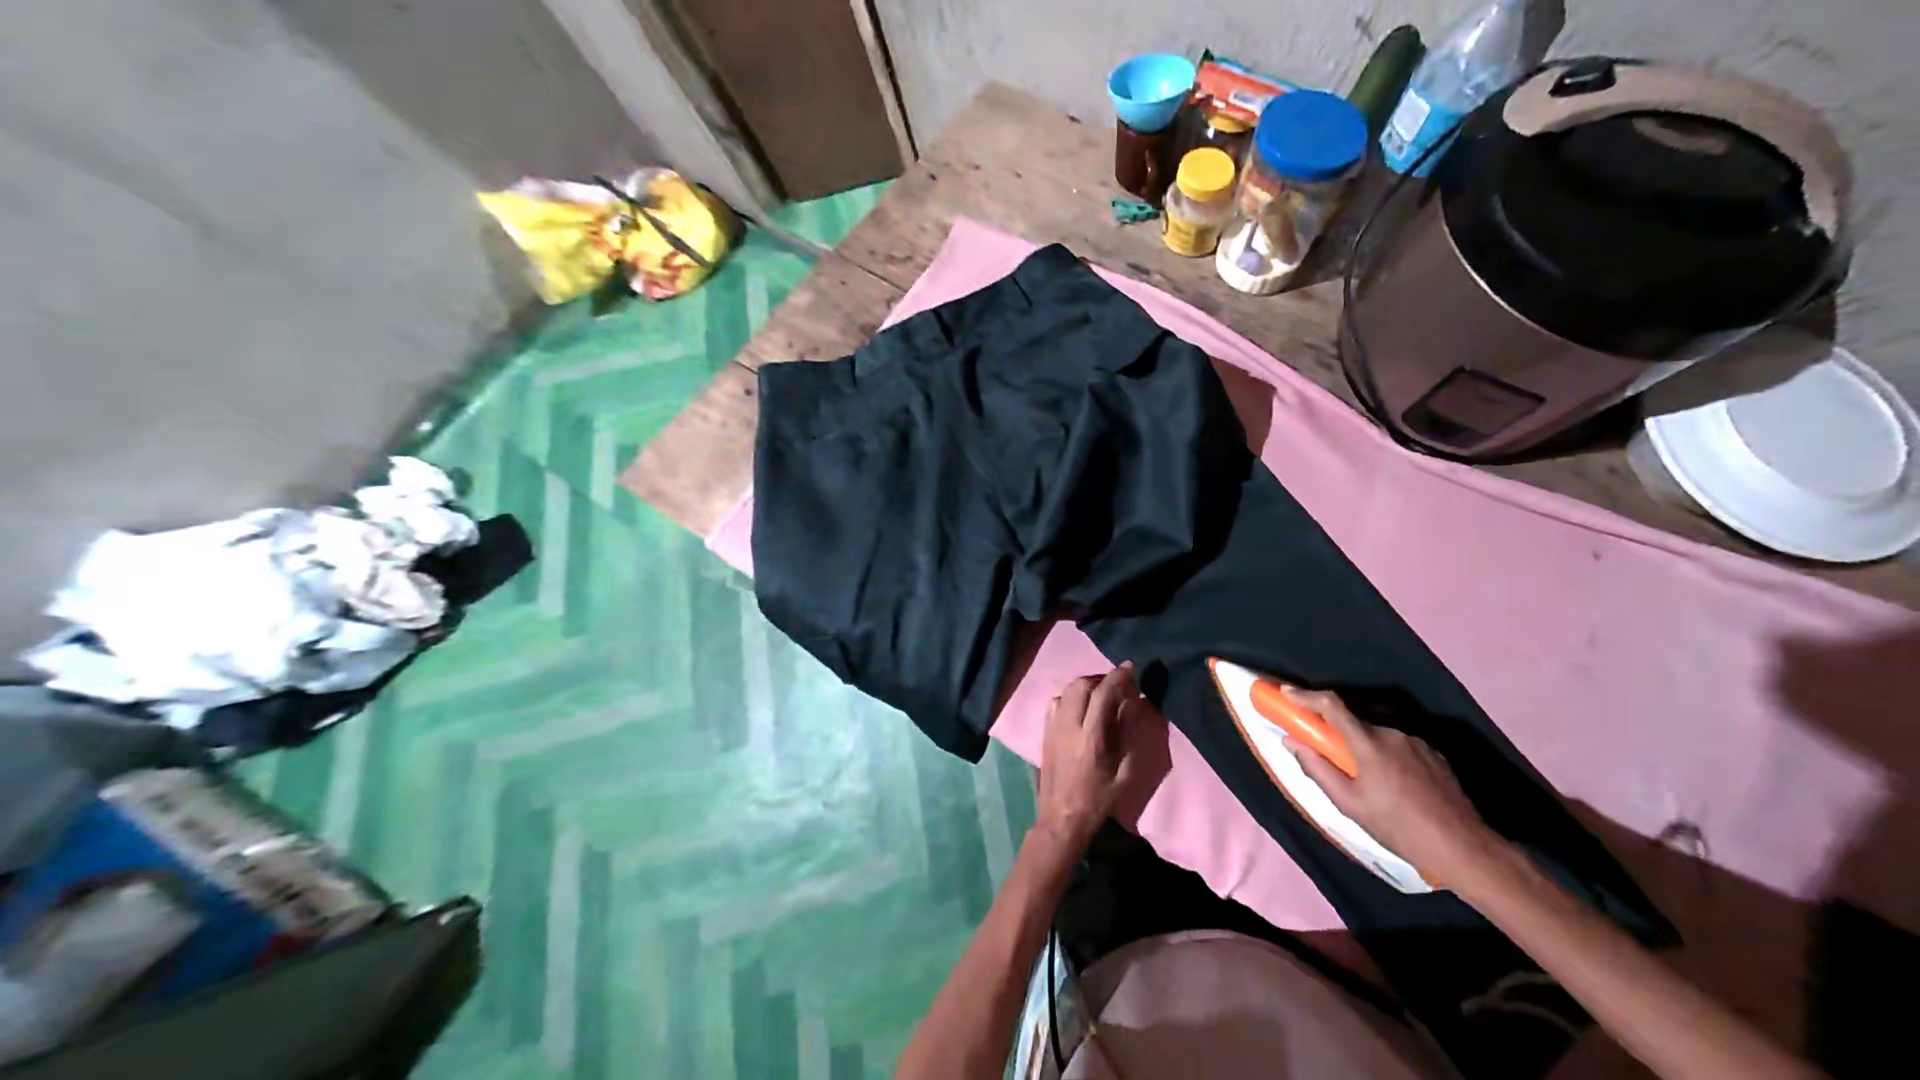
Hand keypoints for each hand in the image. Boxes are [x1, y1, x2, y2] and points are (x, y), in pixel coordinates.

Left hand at [1037, 664, 1154, 851]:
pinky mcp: (1044, 733)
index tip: (1130, 667)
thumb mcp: (1123, 773)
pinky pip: (1055, 702)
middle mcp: (1069, 727)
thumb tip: (1134, 705)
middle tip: (1117, 684)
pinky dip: (1070, 696)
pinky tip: (1080, 706)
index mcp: (1091, 738)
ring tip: (1100, 693)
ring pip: (1066, 691)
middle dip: (1101, 678)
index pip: (1103, 694)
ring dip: (1085, 684)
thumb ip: (1128, 735)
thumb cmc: (1098, 799)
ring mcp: (1053, 728)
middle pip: (1081, 685)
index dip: (1117, 676)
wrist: (1062, 817)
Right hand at [1282, 686, 1504, 886]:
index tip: (1286, 693)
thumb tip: (1292, 742)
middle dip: (1339, 738)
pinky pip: (1399, 748)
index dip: (1306, 697)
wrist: (1463, 846)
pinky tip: (1395, 787)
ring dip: (1365, 751)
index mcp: (1370, 745)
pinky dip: (1387, 759)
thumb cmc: (1398, 827)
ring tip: (1371, 786)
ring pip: (1377, 738)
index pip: (1332, 706)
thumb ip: (1317, 769)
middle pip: (1355, 726)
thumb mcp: (1349, 804)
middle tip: (1334, 764)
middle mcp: (1393, 735)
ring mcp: (1417, 743)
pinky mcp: (1434, 755)